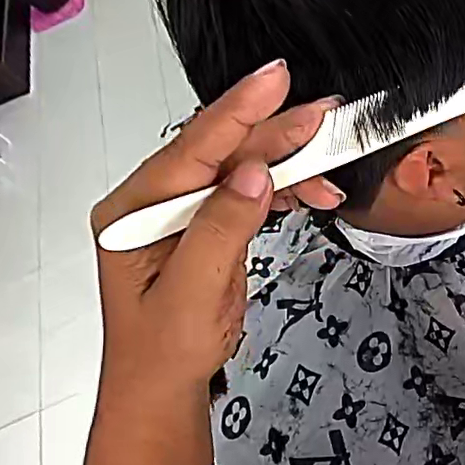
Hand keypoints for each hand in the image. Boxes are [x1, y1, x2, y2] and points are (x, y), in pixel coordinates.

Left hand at [90, 60, 314, 392]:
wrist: (164, 383)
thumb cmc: (164, 349)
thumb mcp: (192, 292)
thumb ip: (220, 229)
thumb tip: (252, 176)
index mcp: (135, 212)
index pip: (192, 148)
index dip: (238, 111)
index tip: (274, 81)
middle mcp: (157, 204)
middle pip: (223, 152)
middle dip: (277, 133)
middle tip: (322, 115)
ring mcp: (185, 213)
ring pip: (243, 170)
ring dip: (288, 165)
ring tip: (328, 162)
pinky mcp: (210, 225)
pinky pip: (250, 194)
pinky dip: (283, 189)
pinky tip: (308, 188)